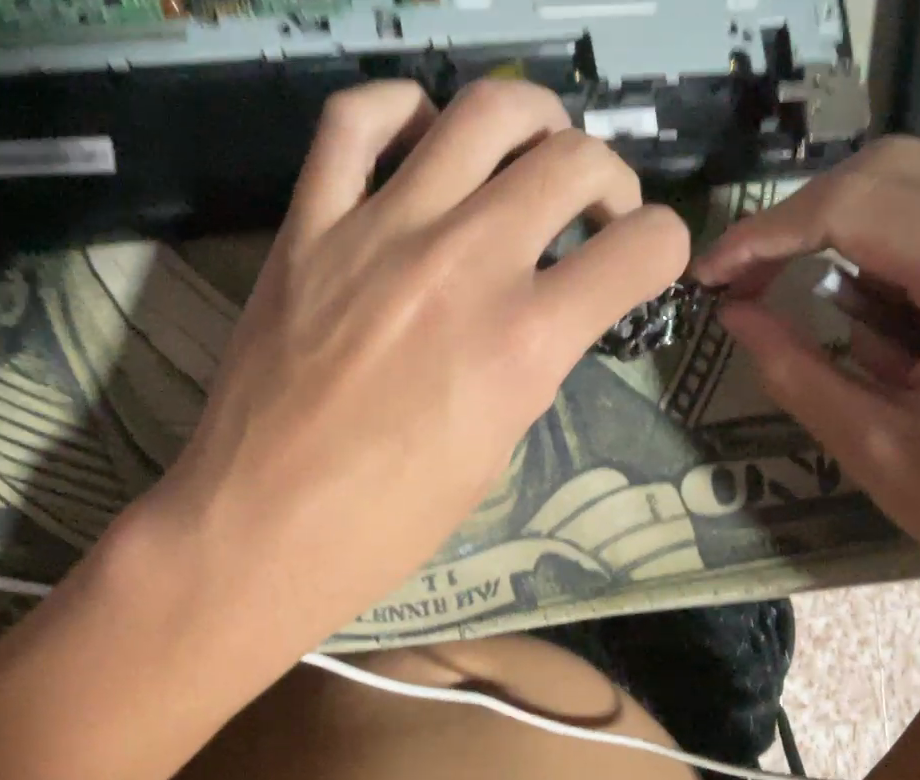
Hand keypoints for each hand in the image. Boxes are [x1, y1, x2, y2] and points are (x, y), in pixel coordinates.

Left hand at [136, 79, 688, 647]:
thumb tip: (535, 316)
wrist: (258, 530)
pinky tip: (417, 138)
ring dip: (530, 123)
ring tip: (523, 157)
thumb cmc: (380, 527)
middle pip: (574, 160)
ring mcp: (378, 234)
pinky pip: (354, 122)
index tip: (640, 263)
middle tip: (588, 214)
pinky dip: (398, 109)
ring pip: (484, 112)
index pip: (642, 247)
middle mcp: (463, 265)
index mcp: (521, 344)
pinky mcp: (308, 228)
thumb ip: (523, 369)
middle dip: (607, 180)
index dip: (661, 249)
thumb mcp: (488, 457)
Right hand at [694, 137, 919, 667]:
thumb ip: (794, 368)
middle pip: (894, 169)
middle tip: (750, 281)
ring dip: (856, 232)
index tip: (707, 275)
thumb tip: (734, 314)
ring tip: (818, 308)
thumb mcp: (873, 446)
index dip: (763, 233)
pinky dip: (910, 249)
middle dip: (804, 219)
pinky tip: (891, 318)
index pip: (854, 204)